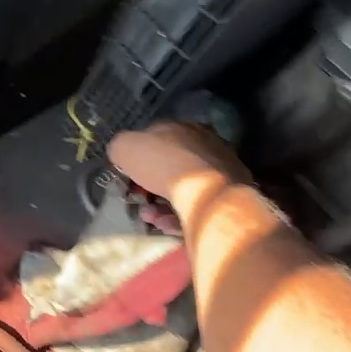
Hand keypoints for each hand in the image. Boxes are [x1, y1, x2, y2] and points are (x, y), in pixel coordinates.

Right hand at [106, 122, 248, 212]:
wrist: (206, 194)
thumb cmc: (162, 163)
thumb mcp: (124, 147)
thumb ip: (119, 147)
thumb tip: (121, 155)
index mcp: (184, 127)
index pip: (156, 138)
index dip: (138, 157)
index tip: (128, 176)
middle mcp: (208, 145)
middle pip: (170, 166)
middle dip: (150, 186)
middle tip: (139, 200)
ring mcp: (223, 172)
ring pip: (184, 189)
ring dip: (162, 205)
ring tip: (151, 218)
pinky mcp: (231, 197)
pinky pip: (198, 205)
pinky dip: (181, 215)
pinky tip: (167, 224)